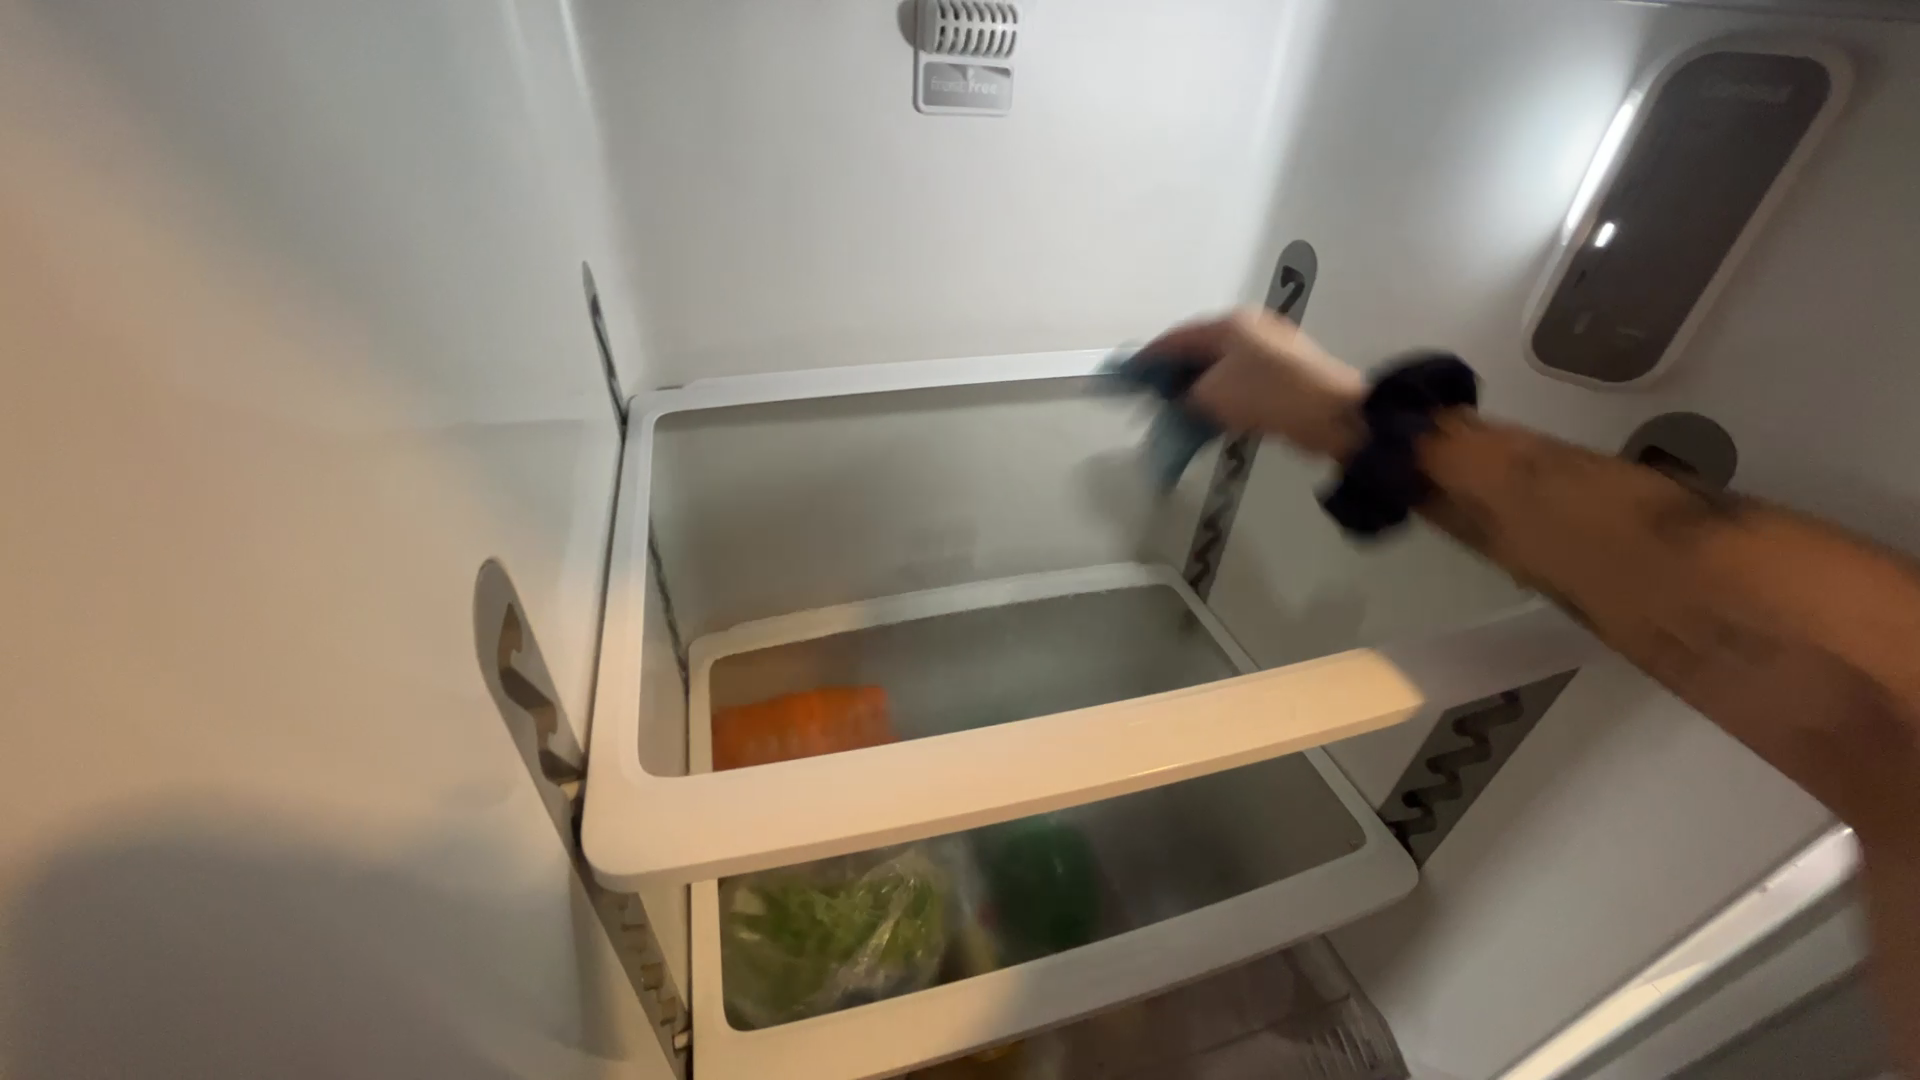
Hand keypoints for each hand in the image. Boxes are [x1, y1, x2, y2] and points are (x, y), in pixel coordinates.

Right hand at [1139, 308, 1365, 462]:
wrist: (1330, 413)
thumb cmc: (1265, 394)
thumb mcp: (1211, 396)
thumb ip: (1186, 395)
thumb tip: (1180, 398)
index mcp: (1229, 325)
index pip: (1177, 337)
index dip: (1151, 356)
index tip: (1130, 373)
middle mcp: (1248, 329)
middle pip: (1200, 350)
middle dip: (1175, 373)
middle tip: (1153, 396)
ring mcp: (1269, 349)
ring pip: (1220, 367)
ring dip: (1198, 388)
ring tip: (1177, 410)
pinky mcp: (1282, 373)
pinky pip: (1238, 381)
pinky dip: (1220, 395)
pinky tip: (1208, 415)